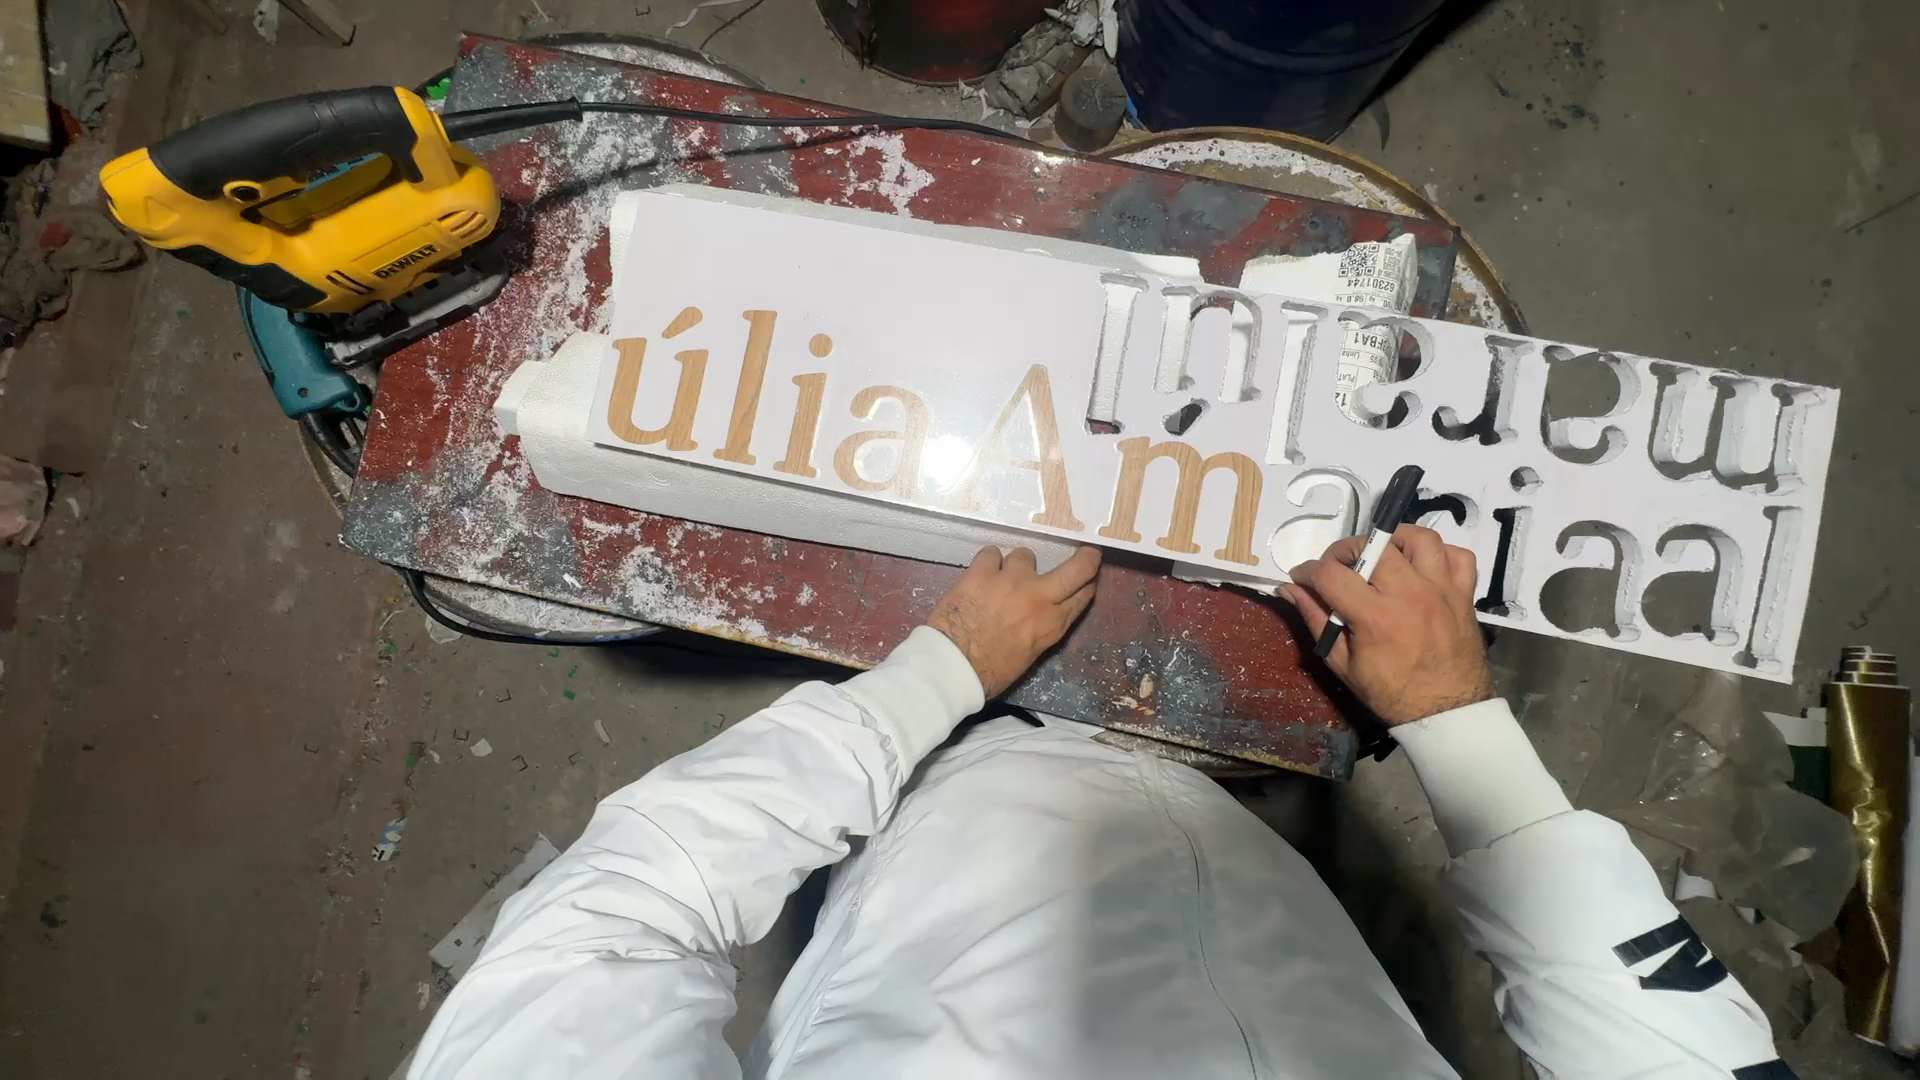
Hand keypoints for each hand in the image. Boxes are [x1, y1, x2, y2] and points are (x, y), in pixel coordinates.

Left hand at [926, 545, 1101, 697]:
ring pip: (1025, 555)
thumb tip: (1043, 612)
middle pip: (1077, 568)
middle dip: (1085, 558)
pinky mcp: (982, 572)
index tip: (1087, 579)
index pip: (1083, 596)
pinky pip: (991, 553)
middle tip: (1087, 551)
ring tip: (1001, 579)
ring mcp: (1011, 581)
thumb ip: (1042, 628)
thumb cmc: (990, 671)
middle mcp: (1039, 598)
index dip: (1087, 584)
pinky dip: (987, 563)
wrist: (952, 666)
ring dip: (1015, 566)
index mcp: (1052, 625)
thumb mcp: (1030, 655)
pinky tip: (980, 575)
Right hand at [1280, 525, 1494, 725]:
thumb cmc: (1389, 691)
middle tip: (1336, 568)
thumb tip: (1290, 589)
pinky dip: (1438, 554)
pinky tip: (1419, 567)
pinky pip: (1458, 556)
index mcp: (1375, 616)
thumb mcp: (1340, 661)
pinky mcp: (1464, 595)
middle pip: (1371, 545)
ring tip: (1379, 556)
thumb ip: (1316, 619)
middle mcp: (1410, 594)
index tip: (1300, 578)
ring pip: (1418, 539)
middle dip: (1343, 551)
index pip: (1331, 574)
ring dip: (1392, 540)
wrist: (1446, 711)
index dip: (1307, 571)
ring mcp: (1442, 591)